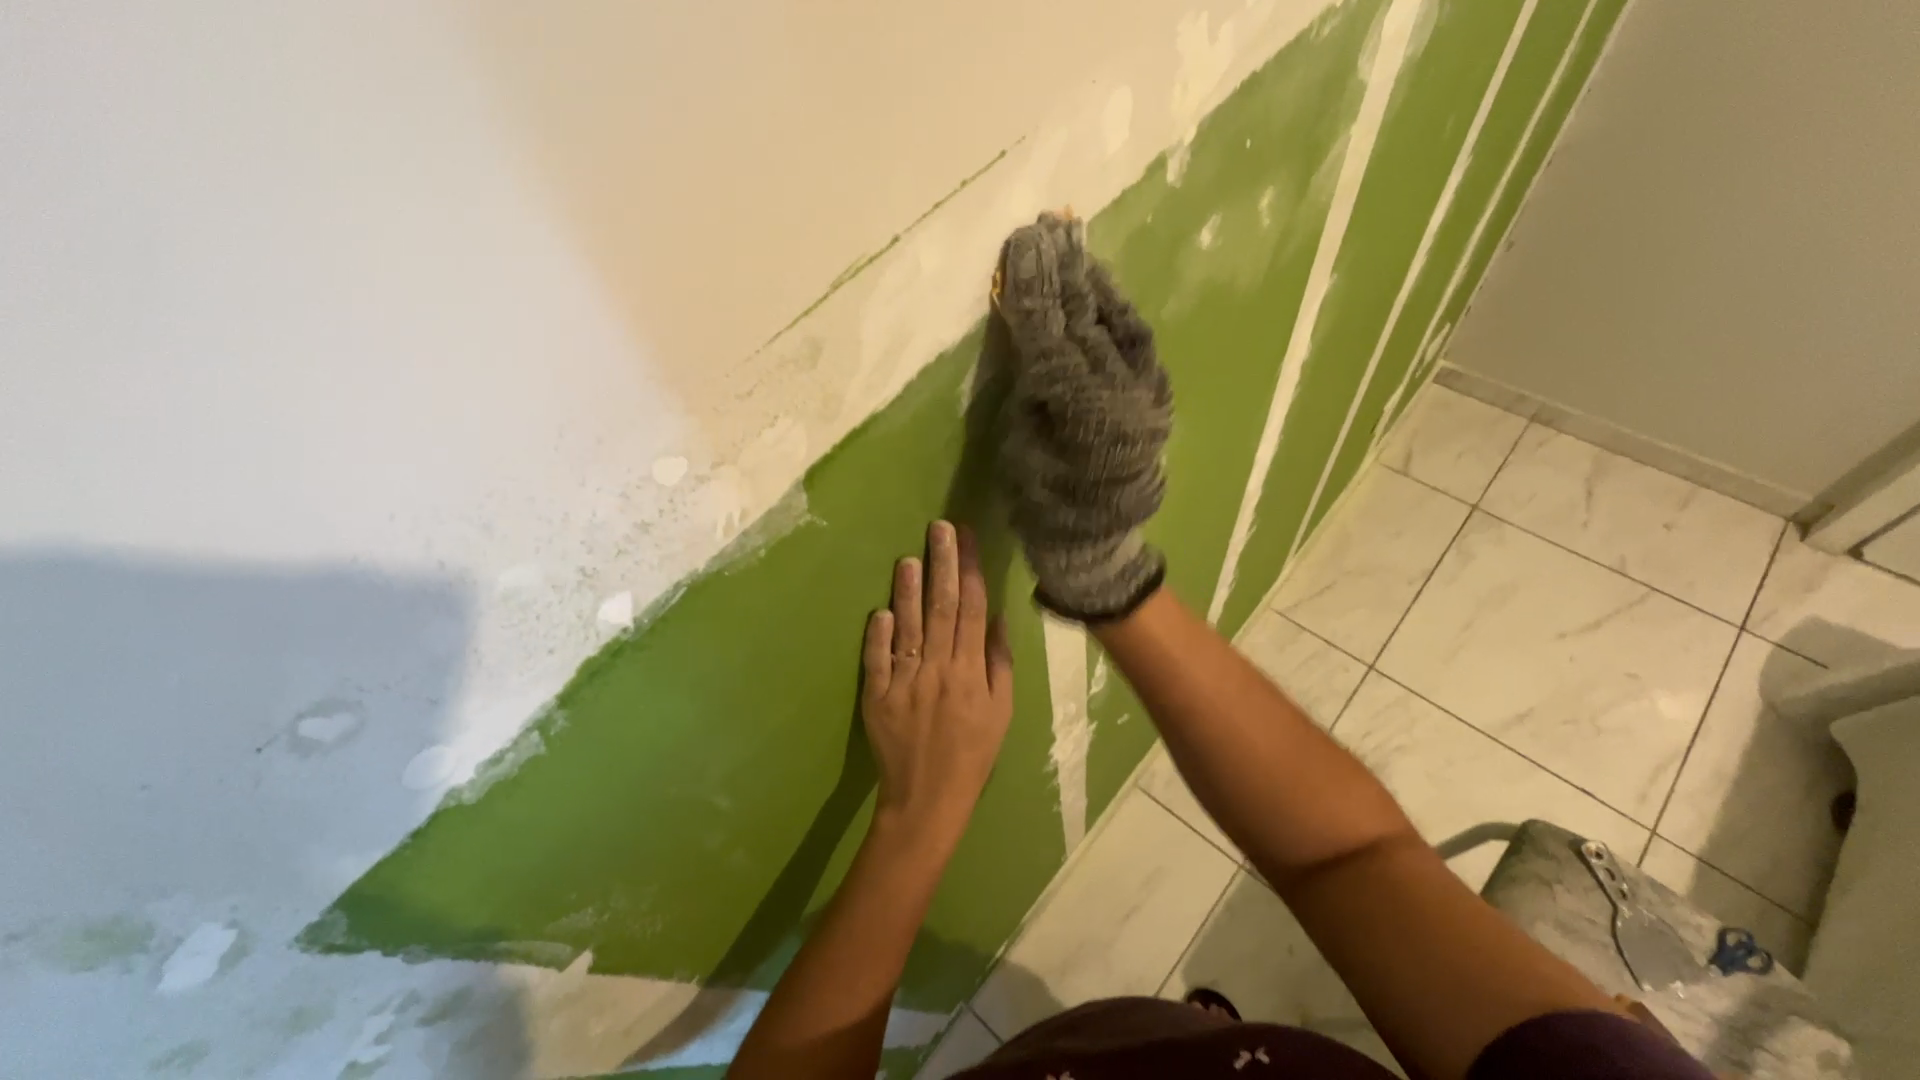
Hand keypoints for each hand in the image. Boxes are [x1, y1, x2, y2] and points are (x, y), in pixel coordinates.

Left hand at [861, 521, 1013, 840]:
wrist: (928, 799)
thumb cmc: (973, 755)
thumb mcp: (1002, 712)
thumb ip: (999, 663)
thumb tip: (998, 618)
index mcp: (971, 672)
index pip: (973, 609)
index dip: (970, 570)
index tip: (967, 538)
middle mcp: (938, 669)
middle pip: (942, 607)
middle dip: (942, 564)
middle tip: (940, 529)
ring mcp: (904, 681)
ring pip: (908, 626)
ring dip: (908, 590)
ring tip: (909, 558)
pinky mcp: (876, 696)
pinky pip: (876, 659)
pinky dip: (879, 634)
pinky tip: (882, 610)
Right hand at [996, 211, 1171, 621]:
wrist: (1095, 539)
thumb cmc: (1042, 500)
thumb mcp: (1019, 440)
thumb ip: (1029, 383)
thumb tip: (1031, 332)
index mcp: (1072, 406)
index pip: (1048, 329)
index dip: (1034, 283)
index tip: (1023, 241)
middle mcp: (1114, 391)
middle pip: (1084, 316)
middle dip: (1063, 268)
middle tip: (1049, 226)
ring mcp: (1142, 391)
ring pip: (1117, 321)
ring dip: (1093, 280)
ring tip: (1074, 243)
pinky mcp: (1157, 395)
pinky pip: (1138, 341)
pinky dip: (1118, 310)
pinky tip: (1103, 287)